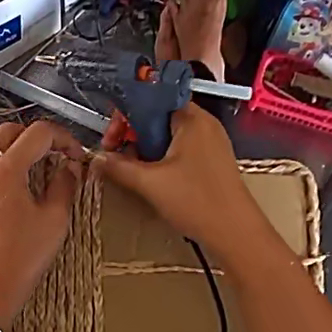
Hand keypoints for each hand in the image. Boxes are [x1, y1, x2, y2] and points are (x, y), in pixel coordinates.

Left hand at [0, 121, 84, 329]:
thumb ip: (65, 186)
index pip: (38, 134)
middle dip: (33, 136)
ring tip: (8, 153)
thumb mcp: (56, 220)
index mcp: (7, 171)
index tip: (74, 155)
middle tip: (50, 154)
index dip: (63, 138)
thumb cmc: (22, 258)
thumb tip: (71, 167)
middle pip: (4, 132)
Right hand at [94, 103, 282, 269]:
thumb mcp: (150, 183)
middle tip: (117, 155)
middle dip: (134, 134)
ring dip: (146, 149)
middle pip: (159, 116)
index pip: (153, 98)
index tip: (112, 137)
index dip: (127, 114)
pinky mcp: (211, 163)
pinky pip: (180, 151)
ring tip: (133, 170)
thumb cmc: (197, 202)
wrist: (235, 233)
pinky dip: (162, 160)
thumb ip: (119, 167)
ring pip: (168, 136)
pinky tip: (152, 179)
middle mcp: (204, 125)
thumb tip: (96, 158)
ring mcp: (210, 144)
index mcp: (192, 118)